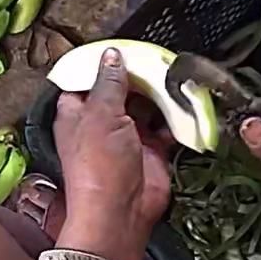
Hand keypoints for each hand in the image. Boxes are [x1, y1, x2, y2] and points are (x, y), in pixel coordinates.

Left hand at [52, 47, 171, 259]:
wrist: (121, 212)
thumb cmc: (100, 165)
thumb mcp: (100, 115)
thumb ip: (109, 83)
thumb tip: (111, 55)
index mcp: (78, 113)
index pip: (85, 79)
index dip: (100, 63)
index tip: (121, 46)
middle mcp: (101, 121)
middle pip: (120, 89)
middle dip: (137, 76)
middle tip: (156, 56)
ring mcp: (127, 136)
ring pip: (145, 105)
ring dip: (159, 94)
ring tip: (173, 75)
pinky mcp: (151, 149)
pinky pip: (165, 126)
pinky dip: (174, 117)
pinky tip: (183, 103)